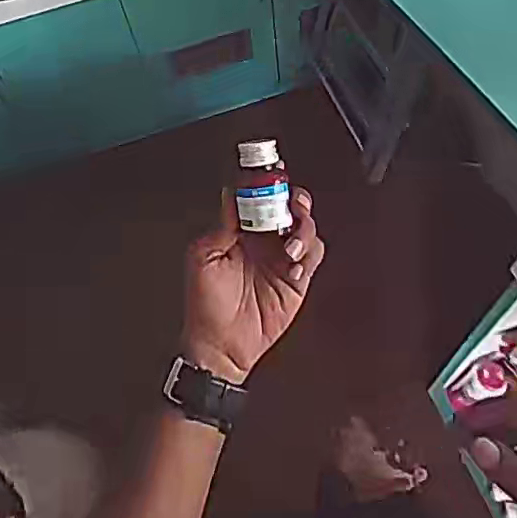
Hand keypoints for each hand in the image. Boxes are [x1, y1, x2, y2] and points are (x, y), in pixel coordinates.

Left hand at [181, 187, 323, 383]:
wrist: (221, 345)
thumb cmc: (206, 304)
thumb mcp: (204, 257)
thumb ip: (222, 225)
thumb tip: (232, 193)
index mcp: (240, 230)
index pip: (257, 196)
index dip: (266, 182)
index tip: (271, 172)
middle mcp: (263, 240)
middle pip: (288, 205)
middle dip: (294, 199)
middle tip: (292, 203)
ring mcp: (281, 258)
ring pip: (305, 227)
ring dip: (303, 229)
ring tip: (290, 246)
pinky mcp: (297, 278)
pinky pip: (313, 256)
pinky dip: (308, 255)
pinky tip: (293, 265)